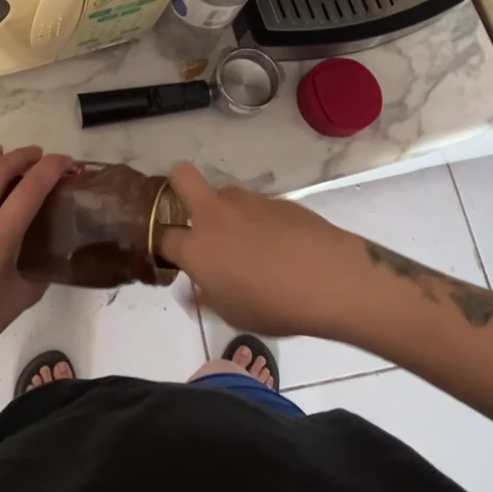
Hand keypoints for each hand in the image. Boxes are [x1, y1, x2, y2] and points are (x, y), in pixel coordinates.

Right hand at [156, 163, 372, 339]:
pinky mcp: (278, 199)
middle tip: (192, 213)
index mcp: (196, 247)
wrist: (330, 278)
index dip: (164, 245)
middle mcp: (215, 215)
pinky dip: (261, 221)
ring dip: (227, 211)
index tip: (174, 256)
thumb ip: (207, 297)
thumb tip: (191, 291)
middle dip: (177, 185)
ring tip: (250, 243)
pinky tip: (281, 245)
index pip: (162, 236)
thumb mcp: (233, 314)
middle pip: (182, 177)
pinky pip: (257, 206)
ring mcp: (247, 201)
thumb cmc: (273, 306)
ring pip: (225, 194)